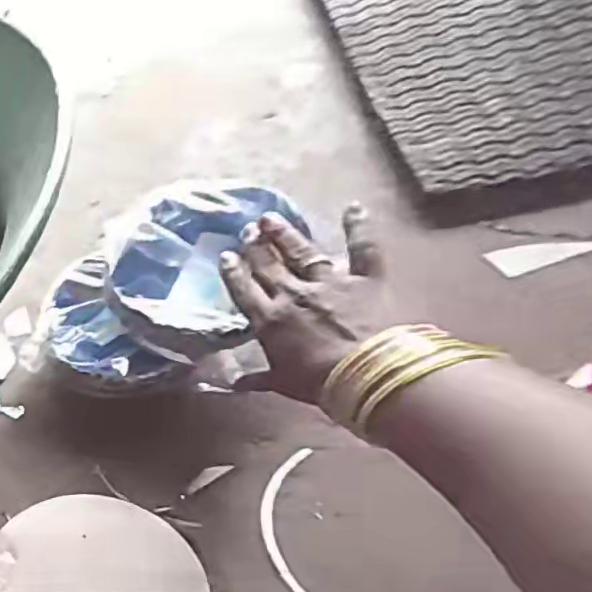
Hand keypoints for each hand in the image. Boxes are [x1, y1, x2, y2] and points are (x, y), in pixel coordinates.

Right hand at [220, 204, 386, 401]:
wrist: (365, 371)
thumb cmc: (315, 380)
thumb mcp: (280, 381)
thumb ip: (257, 378)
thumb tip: (235, 384)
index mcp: (269, 320)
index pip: (244, 291)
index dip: (233, 272)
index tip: (226, 255)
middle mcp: (294, 295)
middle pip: (269, 266)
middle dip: (256, 246)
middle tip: (247, 228)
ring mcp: (330, 284)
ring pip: (303, 253)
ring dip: (286, 235)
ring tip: (272, 217)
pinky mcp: (364, 279)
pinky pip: (363, 248)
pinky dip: (359, 227)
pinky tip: (354, 207)